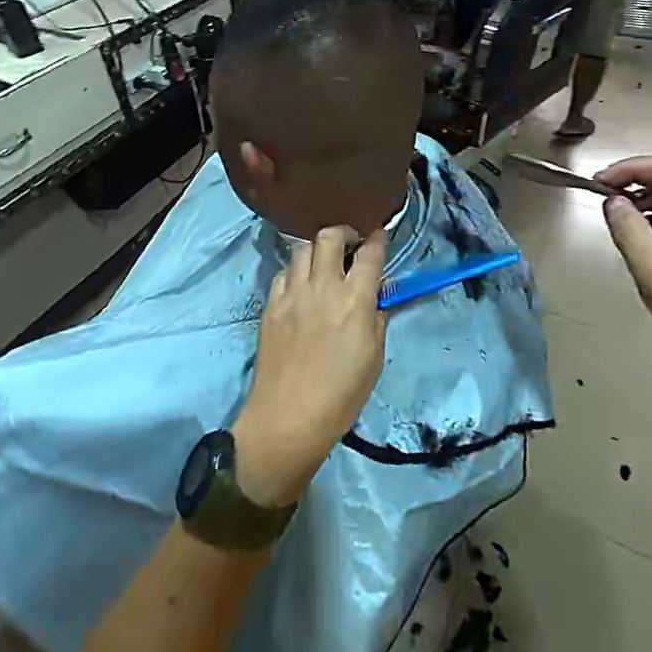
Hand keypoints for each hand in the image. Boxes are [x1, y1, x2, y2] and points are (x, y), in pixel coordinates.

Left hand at [232, 226, 387, 507]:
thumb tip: (379, 293)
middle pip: (329, 237)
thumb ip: (377, 316)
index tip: (380, 235)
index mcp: (354, 300)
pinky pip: (283, 273)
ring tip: (324, 264)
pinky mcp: (270, 306)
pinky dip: (296, 271)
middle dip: (344, 233)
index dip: (377, 239)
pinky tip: (301, 287)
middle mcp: (322, 288)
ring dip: (317, 250)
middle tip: (350, 245)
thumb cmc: (342, 393)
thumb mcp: (374, 355)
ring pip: (302, 249)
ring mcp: (292, 295)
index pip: (369, 253)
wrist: (289, 418)